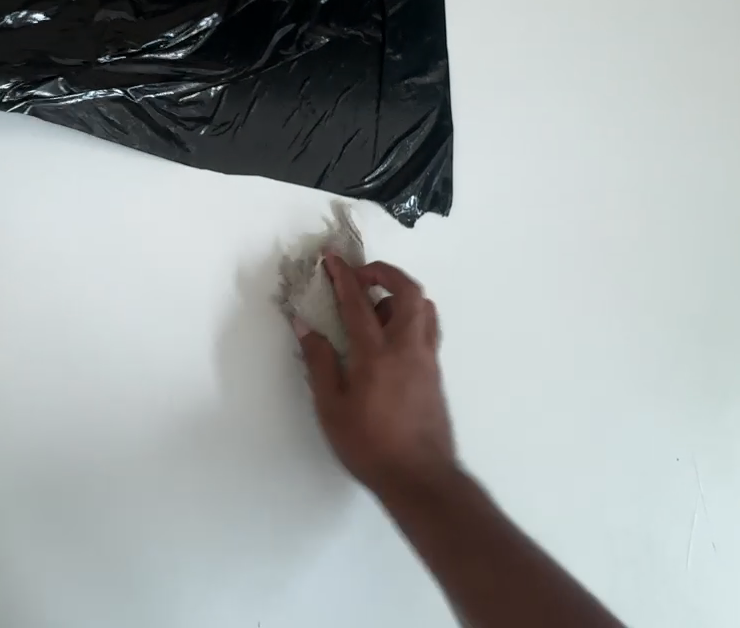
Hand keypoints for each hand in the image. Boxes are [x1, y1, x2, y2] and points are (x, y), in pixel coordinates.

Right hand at [297, 255, 456, 496]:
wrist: (421, 481)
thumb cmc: (369, 445)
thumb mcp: (330, 407)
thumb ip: (319, 361)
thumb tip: (304, 325)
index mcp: (376, 353)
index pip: (358, 302)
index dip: (343, 275)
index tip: (331, 258)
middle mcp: (407, 347)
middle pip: (408, 291)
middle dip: (383, 272)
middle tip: (360, 277)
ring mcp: (426, 359)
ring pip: (424, 308)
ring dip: (399, 294)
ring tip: (374, 307)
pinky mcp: (435, 373)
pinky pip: (427, 328)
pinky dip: (409, 316)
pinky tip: (387, 337)